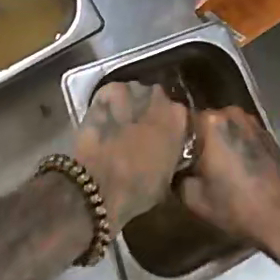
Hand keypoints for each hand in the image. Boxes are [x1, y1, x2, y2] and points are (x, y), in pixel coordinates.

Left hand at [73, 82, 188, 226]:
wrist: (100, 184)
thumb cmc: (140, 189)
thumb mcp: (168, 176)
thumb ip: (172, 154)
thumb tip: (167, 150)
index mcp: (177, 117)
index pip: (178, 112)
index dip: (169, 124)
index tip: (163, 136)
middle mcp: (156, 96)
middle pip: (155, 97)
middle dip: (149, 110)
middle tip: (140, 130)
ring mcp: (128, 91)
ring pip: (132, 92)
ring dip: (128, 104)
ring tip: (120, 123)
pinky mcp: (103, 94)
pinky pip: (109, 95)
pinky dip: (107, 105)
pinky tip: (103, 120)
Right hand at [179, 107, 279, 251]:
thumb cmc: (237, 206)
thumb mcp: (194, 198)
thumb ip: (177, 177)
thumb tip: (176, 169)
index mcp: (210, 122)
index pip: (183, 121)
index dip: (178, 140)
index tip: (177, 157)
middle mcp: (231, 114)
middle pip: (206, 123)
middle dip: (200, 140)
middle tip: (197, 164)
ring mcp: (253, 122)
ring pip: (226, 128)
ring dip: (221, 143)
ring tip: (219, 168)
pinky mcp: (269, 135)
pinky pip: (244, 136)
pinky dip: (239, 147)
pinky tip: (240, 170)